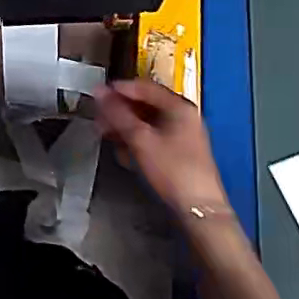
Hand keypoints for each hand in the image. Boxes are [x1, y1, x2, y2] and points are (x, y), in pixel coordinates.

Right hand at [95, 79, 227, 215]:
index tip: (98, 94)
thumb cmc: (171, 169)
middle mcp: (183, 116)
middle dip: (121, 111)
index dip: (120, 89)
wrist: (199, 212)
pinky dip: (138, 141)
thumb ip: (119, 114)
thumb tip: (99, 91)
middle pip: (146, 105)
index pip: (145, 87)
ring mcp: (183, 135)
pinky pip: (154, 138)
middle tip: (99, 118)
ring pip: (148, 123)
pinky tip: (123, 152)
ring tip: (106, 135)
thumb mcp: (141, 139)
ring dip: (126, 127)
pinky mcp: (180, 154)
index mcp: (179, 106)